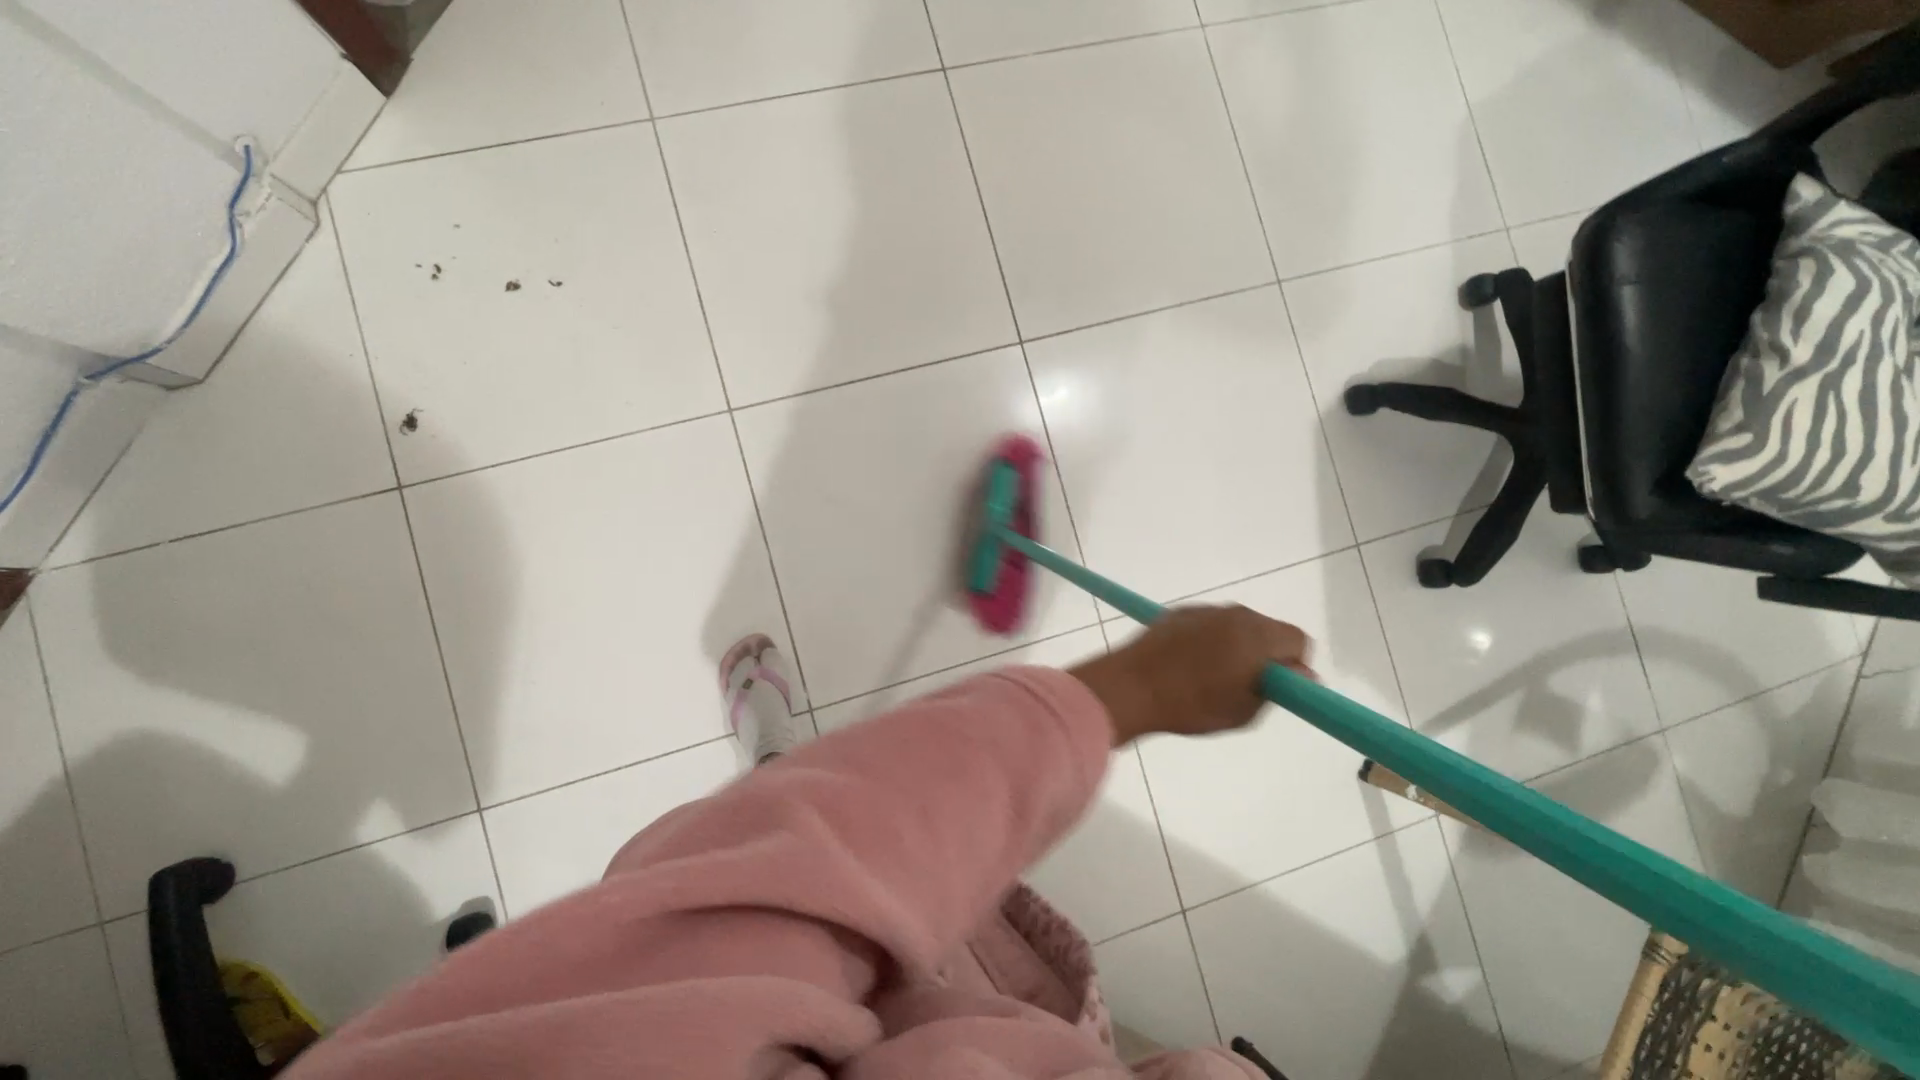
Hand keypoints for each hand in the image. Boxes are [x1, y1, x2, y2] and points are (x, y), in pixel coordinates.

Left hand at [1069, 605, 1314, 746]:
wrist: (1129, 687)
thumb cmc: (1191, 704)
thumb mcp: (1244, 710)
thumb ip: (1279, 689)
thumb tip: (1301, 673)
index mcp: (1257, 634)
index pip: (1298, 640)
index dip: (1294, 665)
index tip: (1276, 687)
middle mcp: (1234, 613)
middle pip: (1267, 629)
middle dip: (1264, 655)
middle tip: (1243, 686)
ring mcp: (1203, 609)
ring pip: (1236, 626)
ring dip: (1235, 646)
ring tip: (1209, 679)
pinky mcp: (1178, 613)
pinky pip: (1208, 624)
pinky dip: (1208, 640)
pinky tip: (1187, 665)